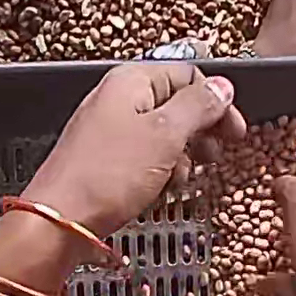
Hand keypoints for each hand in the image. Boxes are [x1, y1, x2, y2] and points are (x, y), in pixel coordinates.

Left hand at [0, 64, 244, 295]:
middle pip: (175, 104)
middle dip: (200, 131)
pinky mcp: (103, 161)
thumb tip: (224, 87)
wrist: (59, 220)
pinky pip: (142, 157)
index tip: (235, 133)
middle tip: (213, 157)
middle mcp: (117, 99)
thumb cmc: (109, 175)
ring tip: (182, 178)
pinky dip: (158, 171)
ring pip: (160, 134)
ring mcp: (108, 131)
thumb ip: (198, 107)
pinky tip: (161, 189)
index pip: (188, 75)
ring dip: (181, 156)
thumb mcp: (165, 135)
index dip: (217, 102)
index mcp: (132, 81)